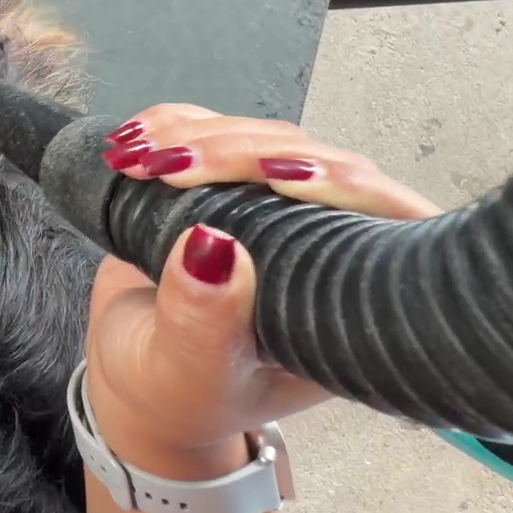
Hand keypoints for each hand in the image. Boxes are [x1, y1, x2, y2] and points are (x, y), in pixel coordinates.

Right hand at [84, 105, 441, 473]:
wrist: (129, 369)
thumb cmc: (173, 389)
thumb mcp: (186, 370)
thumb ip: (201, 320)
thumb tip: (214, 247)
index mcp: (348, 303)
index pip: (383, 220)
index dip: (343, 182)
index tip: (276, 176)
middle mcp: (319, 248)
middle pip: (312, 161)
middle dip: (236, 150)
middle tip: (166, 167)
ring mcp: (266, 210)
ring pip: (259, 137)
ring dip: (194, 132)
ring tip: (135, 157)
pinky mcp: (213, 185)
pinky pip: (204, 131)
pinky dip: (166, 123)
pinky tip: (132, 137)